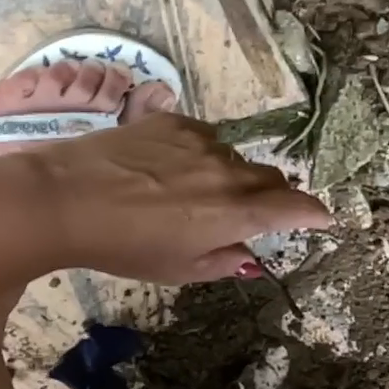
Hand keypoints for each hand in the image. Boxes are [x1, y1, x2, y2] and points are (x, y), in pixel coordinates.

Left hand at [33, 113, 331, 283]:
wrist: (64, 199)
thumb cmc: (123, 247)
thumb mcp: (178, 268)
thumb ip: (224, 260)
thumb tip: (250, 255)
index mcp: (235, 212)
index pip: (294, 207)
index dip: (313, 213)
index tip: (323, 218)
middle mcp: (227, 170)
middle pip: (270, 179)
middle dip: (275, 197)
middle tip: (262, 212)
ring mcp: (200, 140)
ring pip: (234, 157)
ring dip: (232, 176)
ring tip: (197, 194)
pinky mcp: (172, 120)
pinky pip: (204, 138)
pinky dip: (202, 155)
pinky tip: (170, 170)